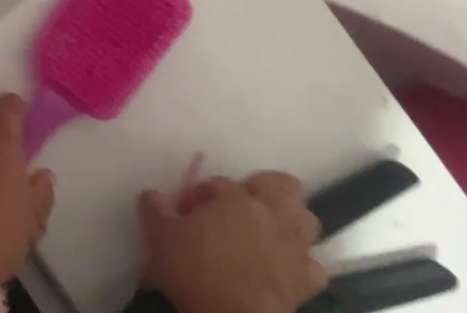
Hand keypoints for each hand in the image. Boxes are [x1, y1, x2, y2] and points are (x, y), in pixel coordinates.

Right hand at [139, 171, 328, 312]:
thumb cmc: (197, 273)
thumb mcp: (160, 235)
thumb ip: (155, 208)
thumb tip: (152, 195)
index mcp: (238, 199)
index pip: (220, 183)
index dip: (203, 195)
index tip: (189, 211)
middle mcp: (273, 216)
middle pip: (283, 185)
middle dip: (264, 189)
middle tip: (240, 207)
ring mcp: (295, 249)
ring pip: (306, 220)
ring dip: (289, 222)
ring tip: (264, 234)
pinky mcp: (307, 283)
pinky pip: (313, 266)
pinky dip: (301, 264)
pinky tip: (281, 269)